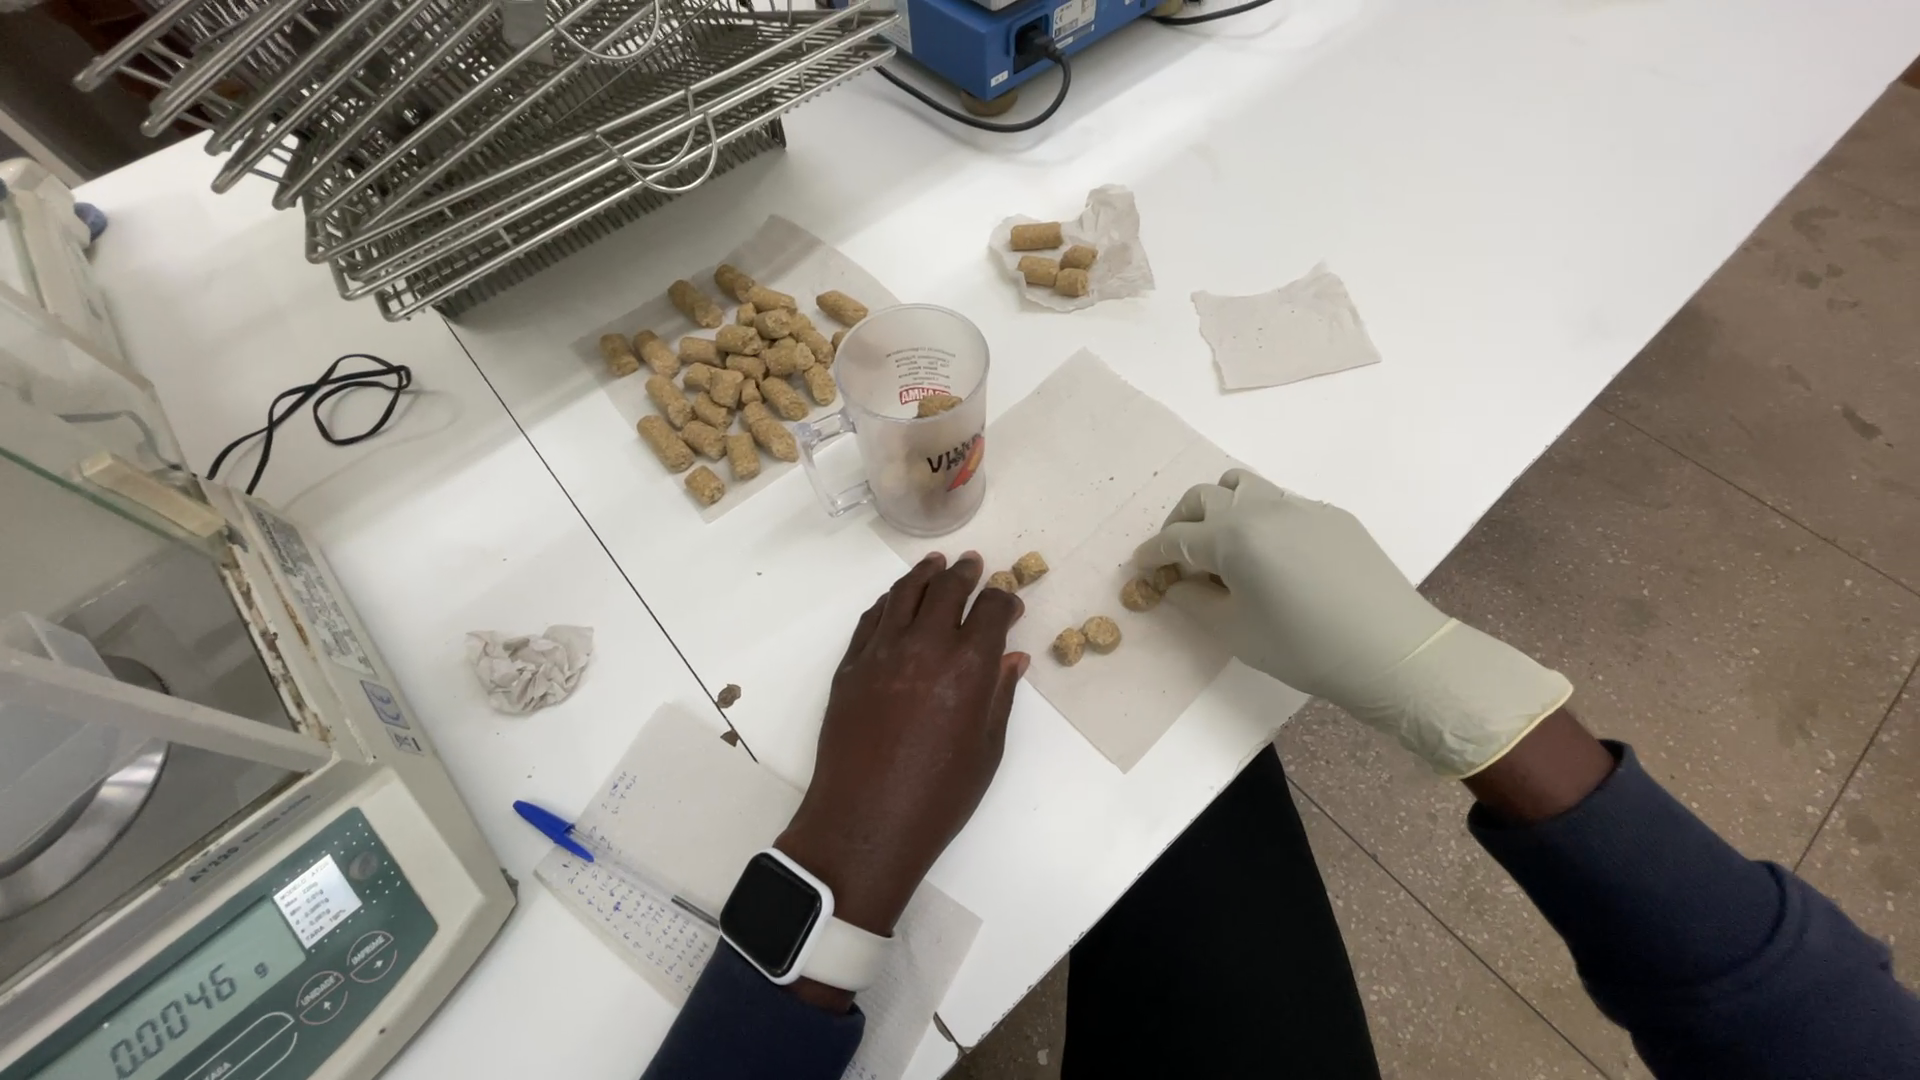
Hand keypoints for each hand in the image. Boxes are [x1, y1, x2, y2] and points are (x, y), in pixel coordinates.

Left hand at [776, 552, 1027, 943]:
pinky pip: (871, 619)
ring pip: (904, 594)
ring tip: (936, 563)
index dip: (1004, 599)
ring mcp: (881, 653)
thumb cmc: (939, 796)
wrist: (865, 822)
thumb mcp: (986, 749)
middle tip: (974, 563)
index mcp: (968, 667)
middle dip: (966, 573)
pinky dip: (889, 602)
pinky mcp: (850, 666)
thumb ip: (1000, 694)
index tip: (1009, 602)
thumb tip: (1011, 657)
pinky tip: (896, 599)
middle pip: (947, 590)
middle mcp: (925, 646)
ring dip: (924, 574)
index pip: (991, 610)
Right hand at [1134, 469, 1569, 778]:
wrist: (1392, 651)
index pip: (1176, 538)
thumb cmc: (1302, 648)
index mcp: (1233, 535)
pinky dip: (1260, 519)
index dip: (1152, 553)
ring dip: (1221, 507)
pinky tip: (1273, 558)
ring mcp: (1301, 507)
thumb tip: (1173, 585)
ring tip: (1222, 543)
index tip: (1140, 567)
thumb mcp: (1233, 631)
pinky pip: (1282, 504)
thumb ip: (1192, 601)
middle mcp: (1263, 508)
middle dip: (1181, 522)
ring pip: (1245, 485)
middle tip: (1178, 555)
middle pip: (1205, 496)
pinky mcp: (1332, 516)